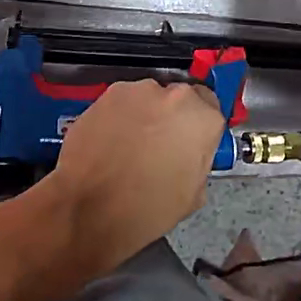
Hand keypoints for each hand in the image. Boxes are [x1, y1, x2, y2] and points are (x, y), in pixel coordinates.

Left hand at [38, 79, 225, 273]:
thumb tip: (190, 152)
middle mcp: (175, 96)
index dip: (198, 124)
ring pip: (148, 98)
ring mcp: (139, 91)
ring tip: (129, 146)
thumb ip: (198, 158)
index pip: (210, 106)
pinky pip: (122, 102)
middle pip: (179, 98)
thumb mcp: (193, 193)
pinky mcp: (108, 94)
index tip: (189, 138)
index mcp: (203, 119)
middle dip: (171, 117)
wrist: (90, 208)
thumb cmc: (146, 208)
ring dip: (144, 115)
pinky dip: (119, 116)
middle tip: (158, 145)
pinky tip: (110, 141)